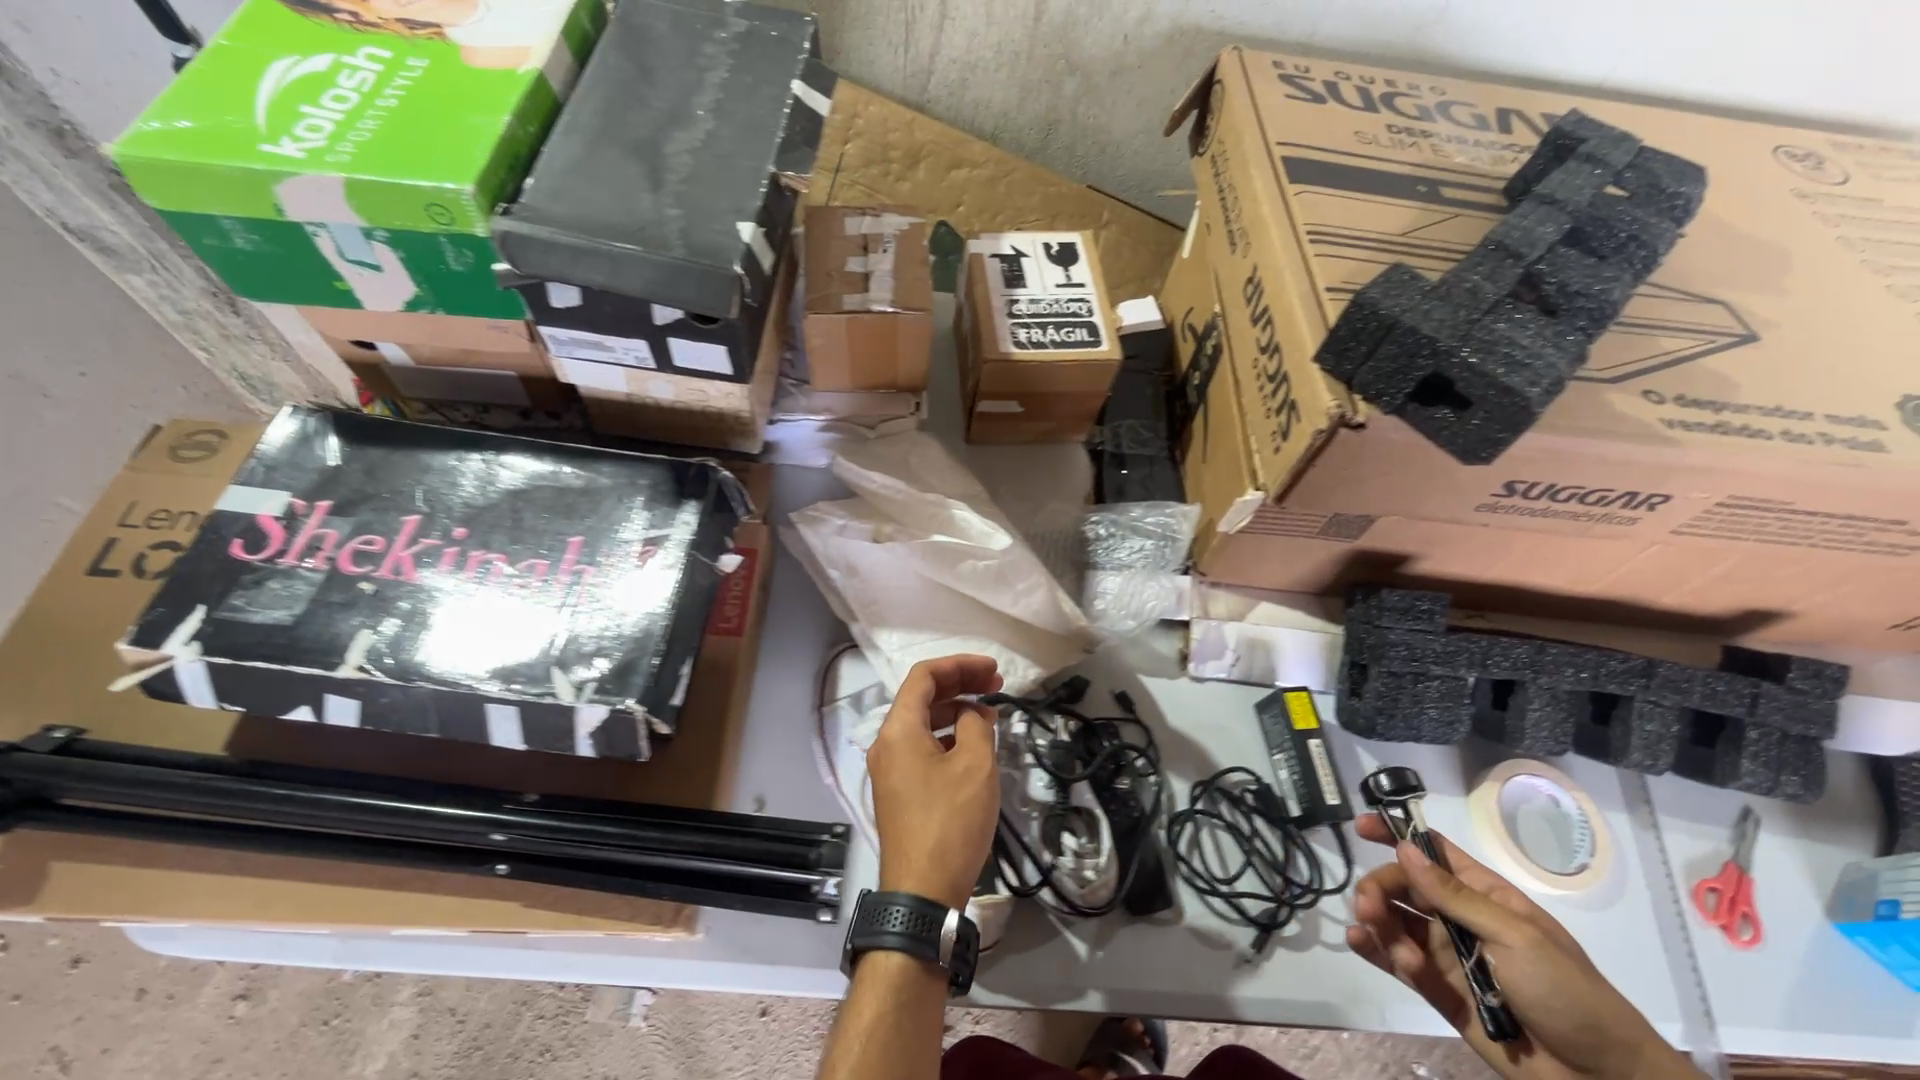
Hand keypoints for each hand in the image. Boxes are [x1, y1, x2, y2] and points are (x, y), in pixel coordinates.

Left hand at [867, 655, 1002, 909]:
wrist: (921, 891)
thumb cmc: (950, 822)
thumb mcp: (975, 766)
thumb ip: (977, 726)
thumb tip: (973, 714)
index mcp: (898, 730)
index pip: (924, 676)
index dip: (960, 665)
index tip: (993, 669)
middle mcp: (886, 744)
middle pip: (920, 697)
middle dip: (959, 685)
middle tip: (997, 684)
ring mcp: (889, 770)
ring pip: (921, 724)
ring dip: (954, 711)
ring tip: (990, 714)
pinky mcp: (899, 792)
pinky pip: (921, 749)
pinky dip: (947, 737)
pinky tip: (973, 746)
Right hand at [1346, 815, 1696, 1079]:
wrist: (1597, 1075)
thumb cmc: (1566, 991)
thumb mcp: (1515, 937)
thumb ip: (1455, 896)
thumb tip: (1405, 849)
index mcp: (1485, 896)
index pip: (1434, 853)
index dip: (1398, 835)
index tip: (1361, 828)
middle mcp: (1459, 919)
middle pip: (1405, 887)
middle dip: (1380, 887)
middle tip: (1368, 905)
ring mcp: (1447, 955)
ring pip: (1395, 923)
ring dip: (1377, 920)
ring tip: (1373, 932)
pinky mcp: (1437, 990)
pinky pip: (1396, 962)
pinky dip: (1374, 950)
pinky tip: (1362, 943)